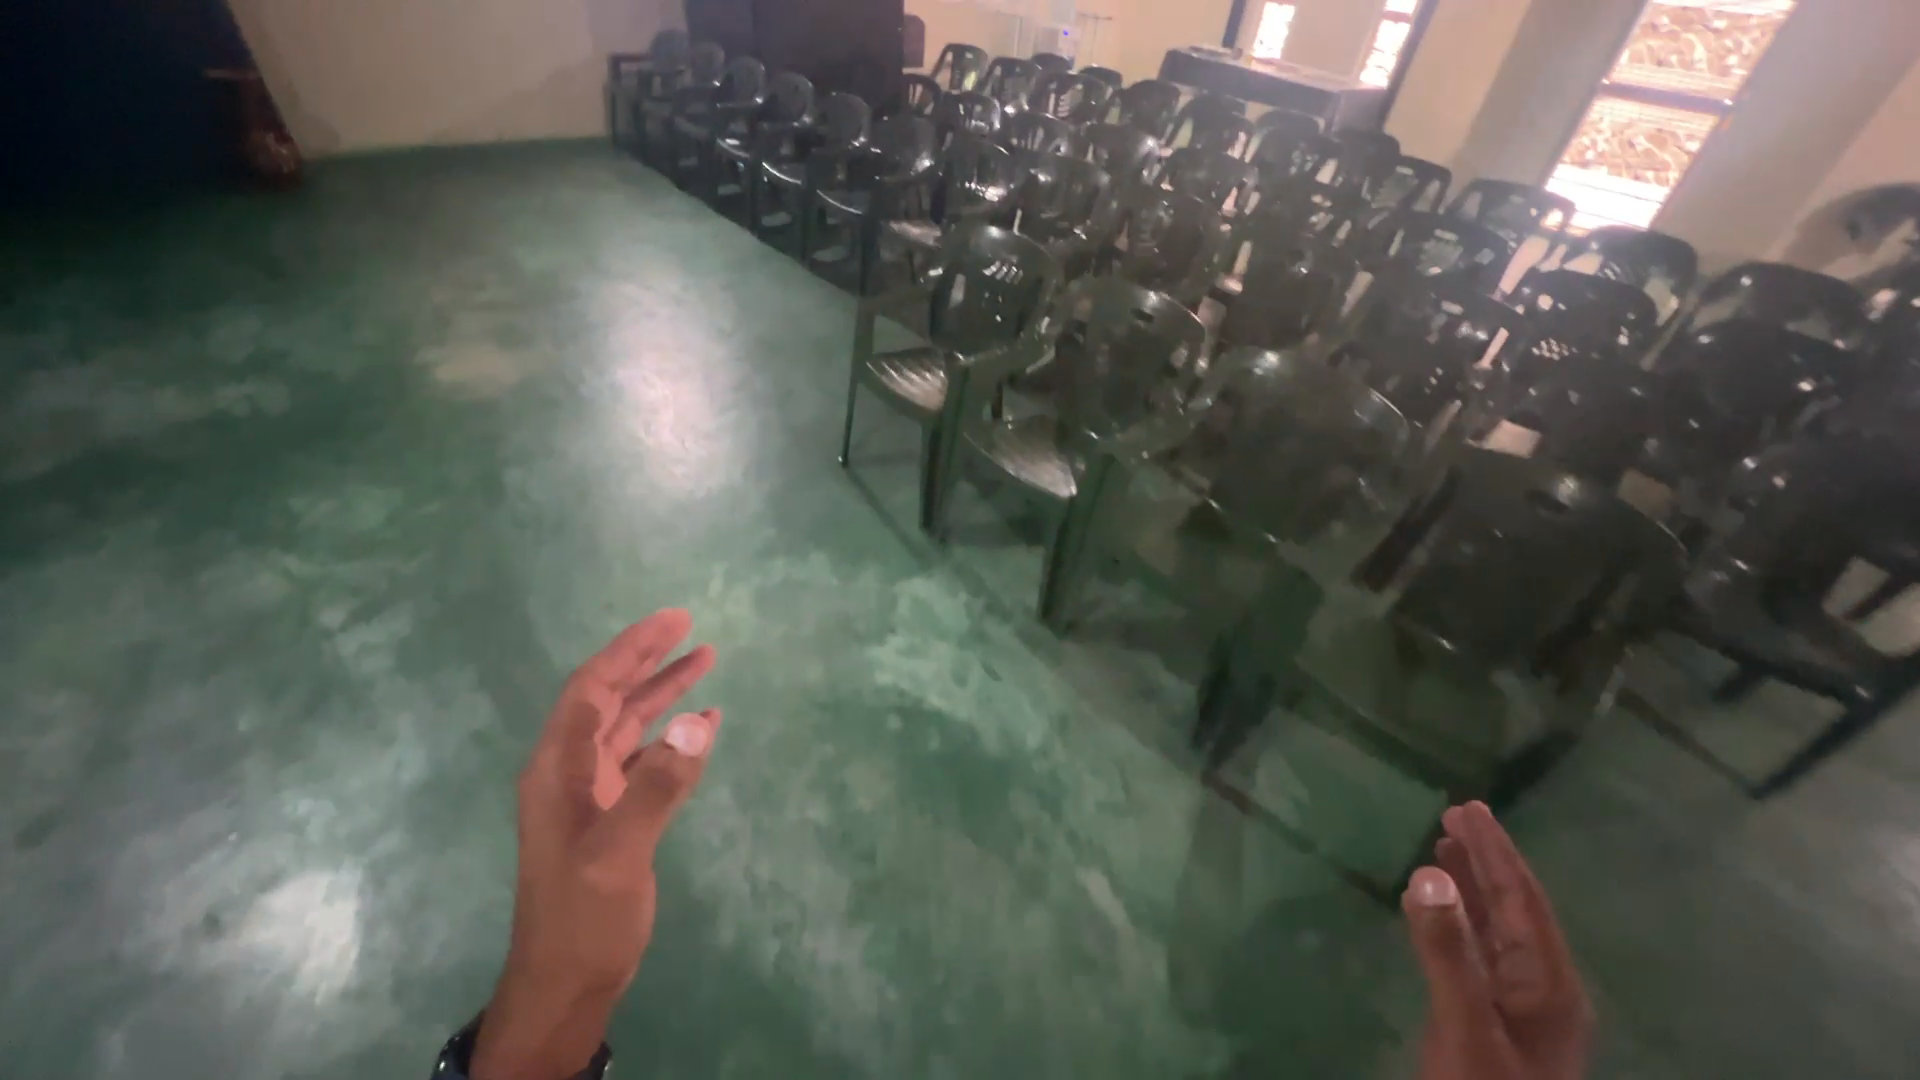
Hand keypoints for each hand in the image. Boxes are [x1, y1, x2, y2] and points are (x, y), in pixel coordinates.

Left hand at [472, 610, 718, 1079]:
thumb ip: (657, 786)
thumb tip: (698, 720)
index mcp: (557, 768)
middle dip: (648, 659)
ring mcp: (593, 793)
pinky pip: (647, 759)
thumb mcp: (618, 853)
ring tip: (706, 658)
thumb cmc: (583, 917)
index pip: (592, 690)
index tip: (674, 621)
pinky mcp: (615, 814)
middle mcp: (571, 770)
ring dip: (664, 691)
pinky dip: (675, 736)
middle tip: (690, 626)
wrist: (567, 984)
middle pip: (610, 698)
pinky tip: (706, 723)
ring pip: (630, 725)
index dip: (630, 650)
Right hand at [1404, 802, 1593, 1079]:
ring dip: (1472, 884)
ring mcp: (1519, 1005)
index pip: (1521, 901)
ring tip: (1444, 845)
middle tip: (1454, 814)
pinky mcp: (1492, 1017)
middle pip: (1514, 908)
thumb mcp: (1465, 1023)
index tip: (1469, 809)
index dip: (1496, 852)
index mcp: (1549, 984)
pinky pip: (1479, 949)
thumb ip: (1447, 950)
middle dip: (1486, 860)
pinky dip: (1459, 918)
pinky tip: (1440, 907)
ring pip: (1496, 926)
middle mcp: (1541, 987)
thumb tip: (1427, 874)